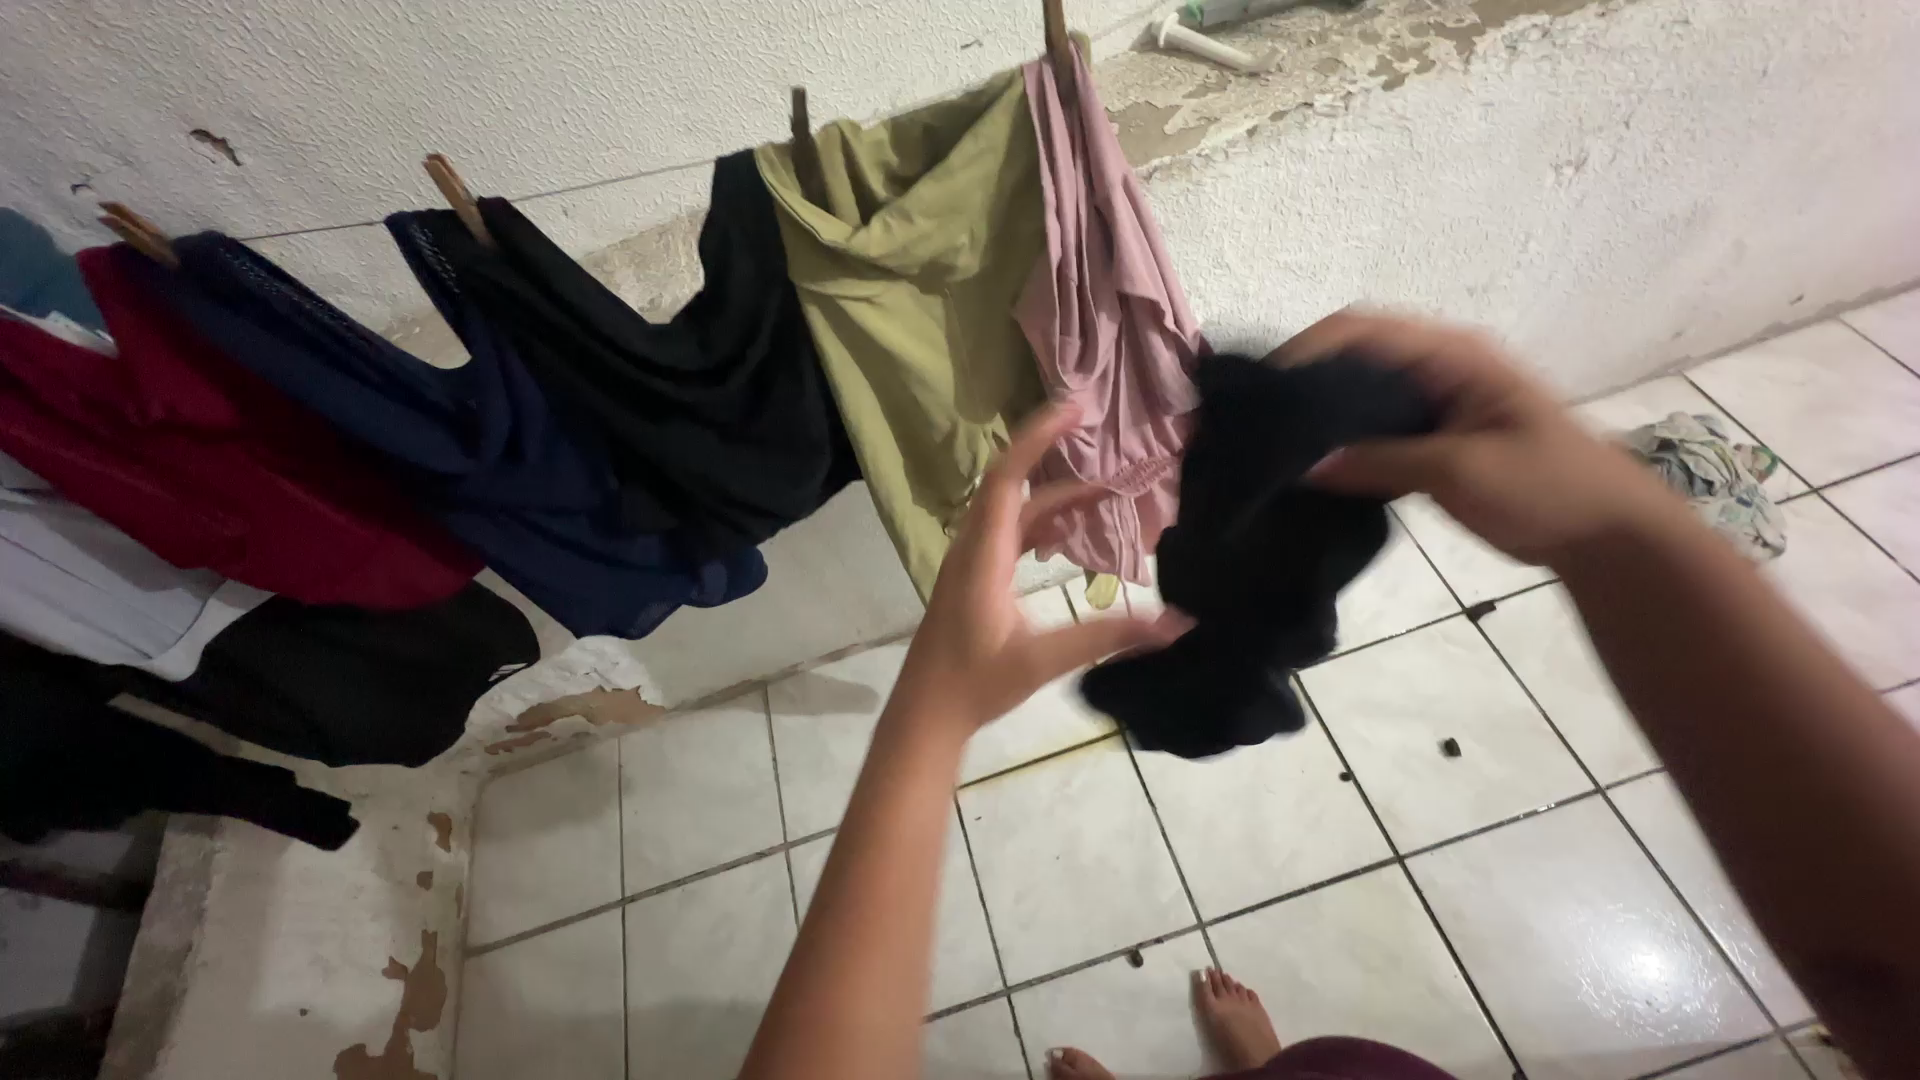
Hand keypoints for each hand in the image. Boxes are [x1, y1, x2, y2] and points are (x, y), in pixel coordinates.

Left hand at [886, 405, 1186, 740]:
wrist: (926, 712)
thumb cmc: (976, 684)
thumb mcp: (1044, 660)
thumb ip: (1108, 636)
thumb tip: (1175, 624)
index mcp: (984, 554)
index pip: (1008, 478)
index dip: (1037, 438)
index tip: (1074, 408)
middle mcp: (973, 546)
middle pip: (1010, 484)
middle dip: (1052, 455)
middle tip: (1099, 437)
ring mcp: (970, 561)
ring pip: (1012, 510)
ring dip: (1052, 496)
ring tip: (1102, 491)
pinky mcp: (974, 577)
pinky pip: (1009, 533)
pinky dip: (1041, 523)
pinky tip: (1069, 536)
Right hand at [1284, 309, 1678, 567]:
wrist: (1606, 533)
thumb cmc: (1547, 486)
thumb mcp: (1459, 469)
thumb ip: (1379, 462)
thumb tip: (1304, 467)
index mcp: (1451, 355)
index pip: (1361, 330)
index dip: (1307, 349)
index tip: (1265, 389)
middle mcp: (1435, 368)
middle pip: (1350, 357)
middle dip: (1302, 381)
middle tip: (1257, 420)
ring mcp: (1430, 404)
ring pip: (1355, 395)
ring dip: (1316, 414)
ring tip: (1271, 443)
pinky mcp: (1424, 439)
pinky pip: (1366, 430)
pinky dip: (1335, 443)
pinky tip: (1307, 466)